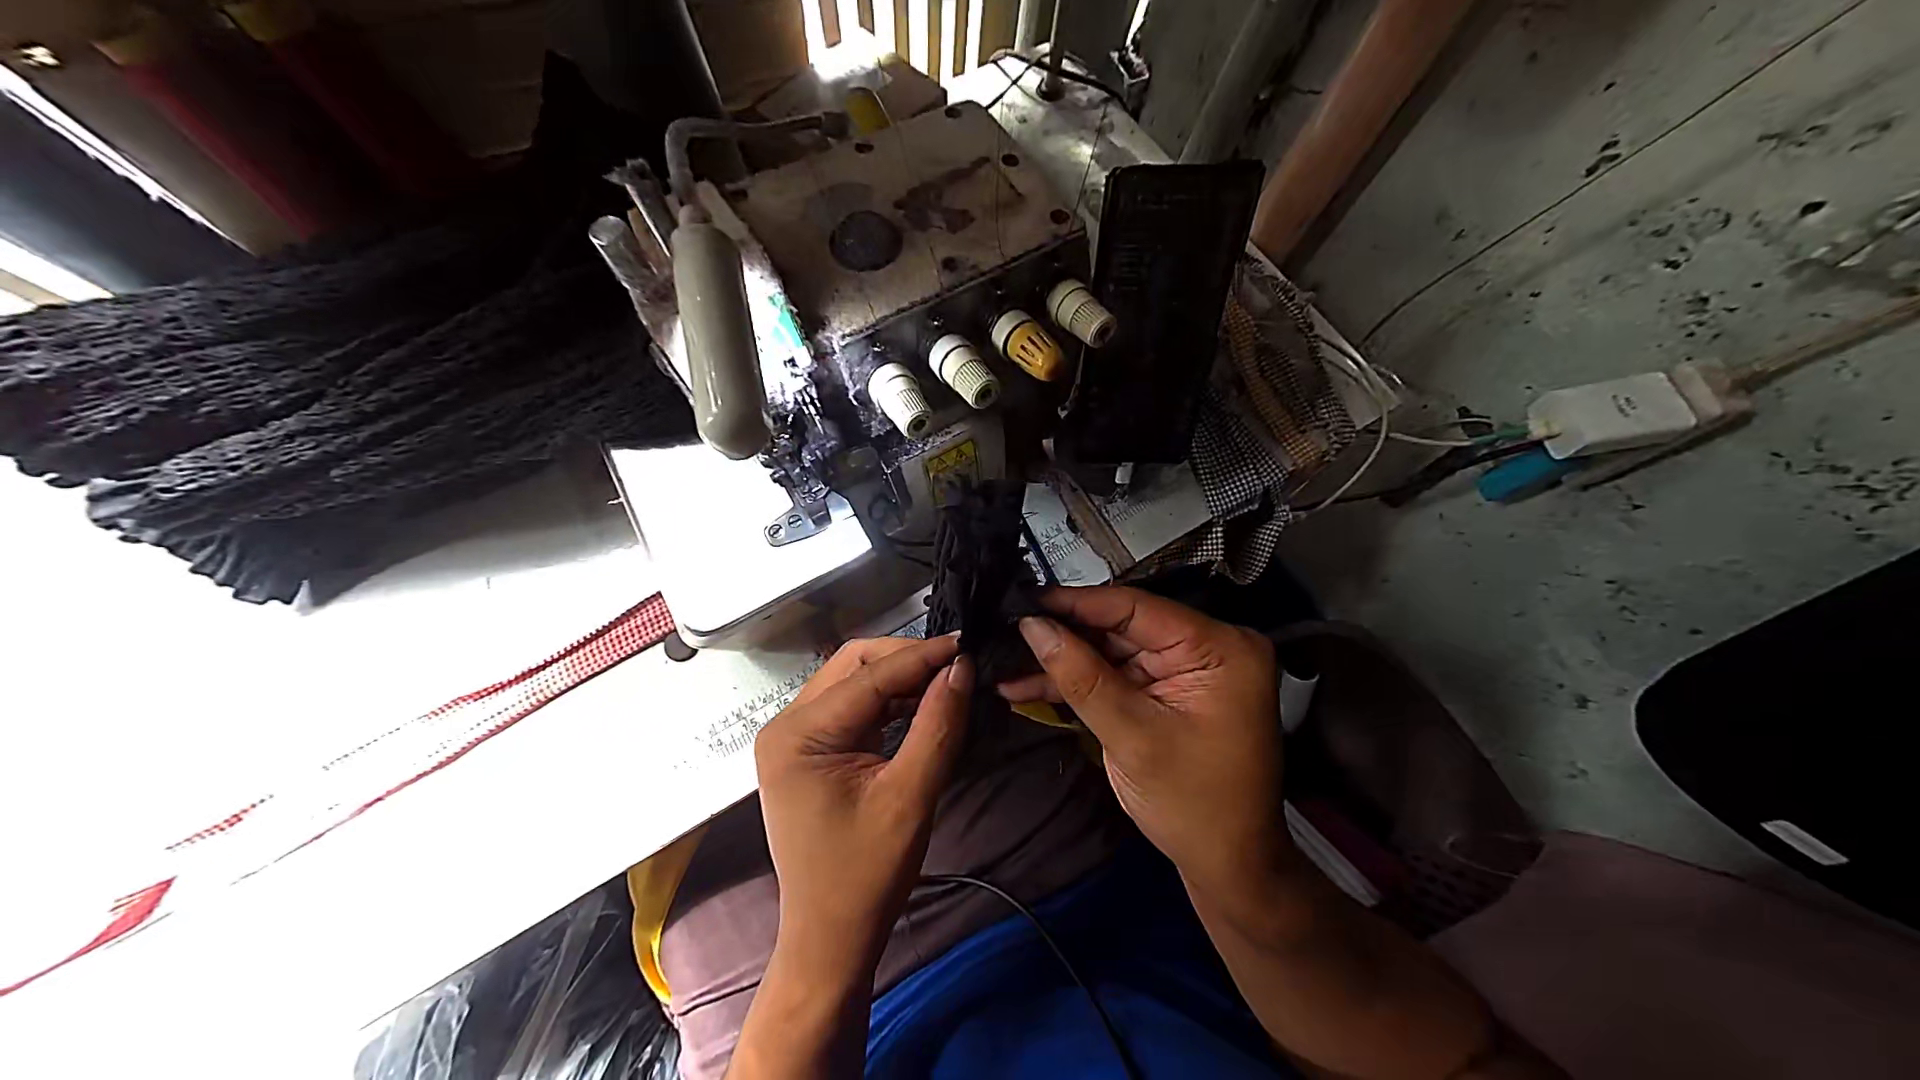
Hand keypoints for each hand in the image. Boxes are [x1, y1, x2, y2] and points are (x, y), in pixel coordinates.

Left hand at [754, 635, 970, 967]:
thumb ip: (937, 727)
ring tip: (947, 680)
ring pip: (855, 681)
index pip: (868, 675)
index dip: (922, 656)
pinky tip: (923, 703)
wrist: (831, 936)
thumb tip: (961, 669)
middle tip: (957, 664)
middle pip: (854, 666)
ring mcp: (796, 736)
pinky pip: (854, 707)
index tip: (967, 643)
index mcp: (798, 734)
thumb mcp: (909, 797)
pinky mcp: (811, 749)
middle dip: (907, 659)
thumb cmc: (865, 874)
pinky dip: (889, 701)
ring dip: (900, 678)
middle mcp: (787, 724)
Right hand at [999, 587, 1284, 900]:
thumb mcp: (1132, 735)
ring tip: (1008, 659)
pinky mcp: (1166, 690)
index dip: (1075, 603)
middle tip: (1009, 629)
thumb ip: (1080, 675)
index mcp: (1219, 648)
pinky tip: (1029, 684)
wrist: (1227, 864)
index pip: (1136, 608)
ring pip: (1110, 650)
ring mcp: (1186, 669)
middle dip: (1063, 634)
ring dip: (1062, 661)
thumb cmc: (1194, 804)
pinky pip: (1115, 675)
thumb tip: (1032, 626)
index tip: (1026, 600)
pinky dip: (1077, 682)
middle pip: (1120, 627)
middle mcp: (1207, 648)